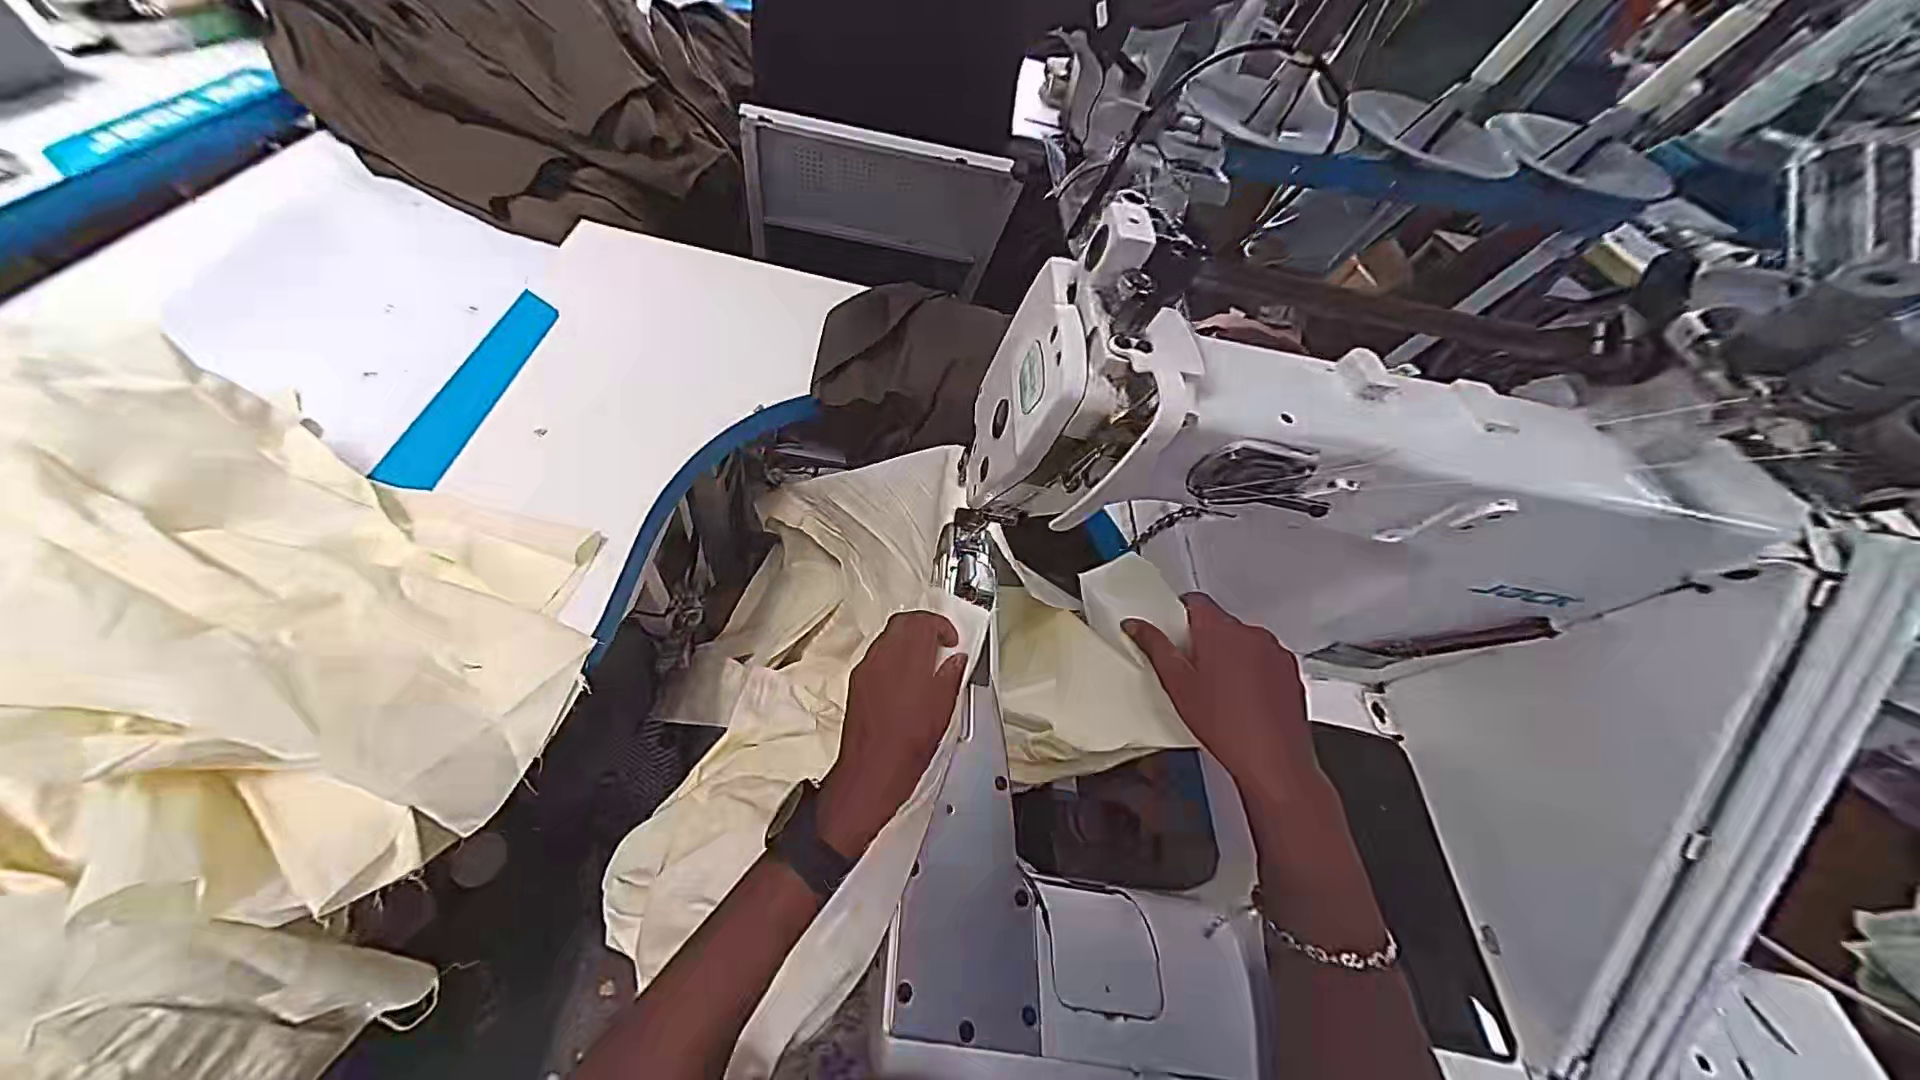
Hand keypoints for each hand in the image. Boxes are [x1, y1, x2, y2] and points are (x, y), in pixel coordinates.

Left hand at [818, 611, 967, 857]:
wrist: (870, 773)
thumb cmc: (905, 750)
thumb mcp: (942, 713)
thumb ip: (950, 678)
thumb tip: (956, 662)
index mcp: (908, 663)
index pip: (922, 623)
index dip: (941, 625)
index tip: (952, 638)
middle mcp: (883, 660)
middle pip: (902, 623)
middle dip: (923, 625)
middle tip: (941, 641)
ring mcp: (866, 670)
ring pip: (887, 637)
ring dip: (908, 639)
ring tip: (926, 659)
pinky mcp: (856, 683)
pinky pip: (876, 655)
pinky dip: (894, 655)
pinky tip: (906, 676)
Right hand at [1124, 593, 1326, 812]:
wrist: (1273, 759)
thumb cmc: (1226, 726)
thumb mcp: (1176, 684)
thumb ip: (1154, 646)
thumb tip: (1137, 626)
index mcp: (1219, 630)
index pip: (1195, 601)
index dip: (1179, 612)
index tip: (1172, 629)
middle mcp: (1250, 634)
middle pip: (1219, 622)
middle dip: (1203, 639)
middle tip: (1190, 670)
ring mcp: (1274, 651)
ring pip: (1242, 640)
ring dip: (1229, 654)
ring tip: (1217, 690)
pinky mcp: (1290, 669)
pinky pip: (1264, 658)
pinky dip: (1252, 670)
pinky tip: (1240, 698)